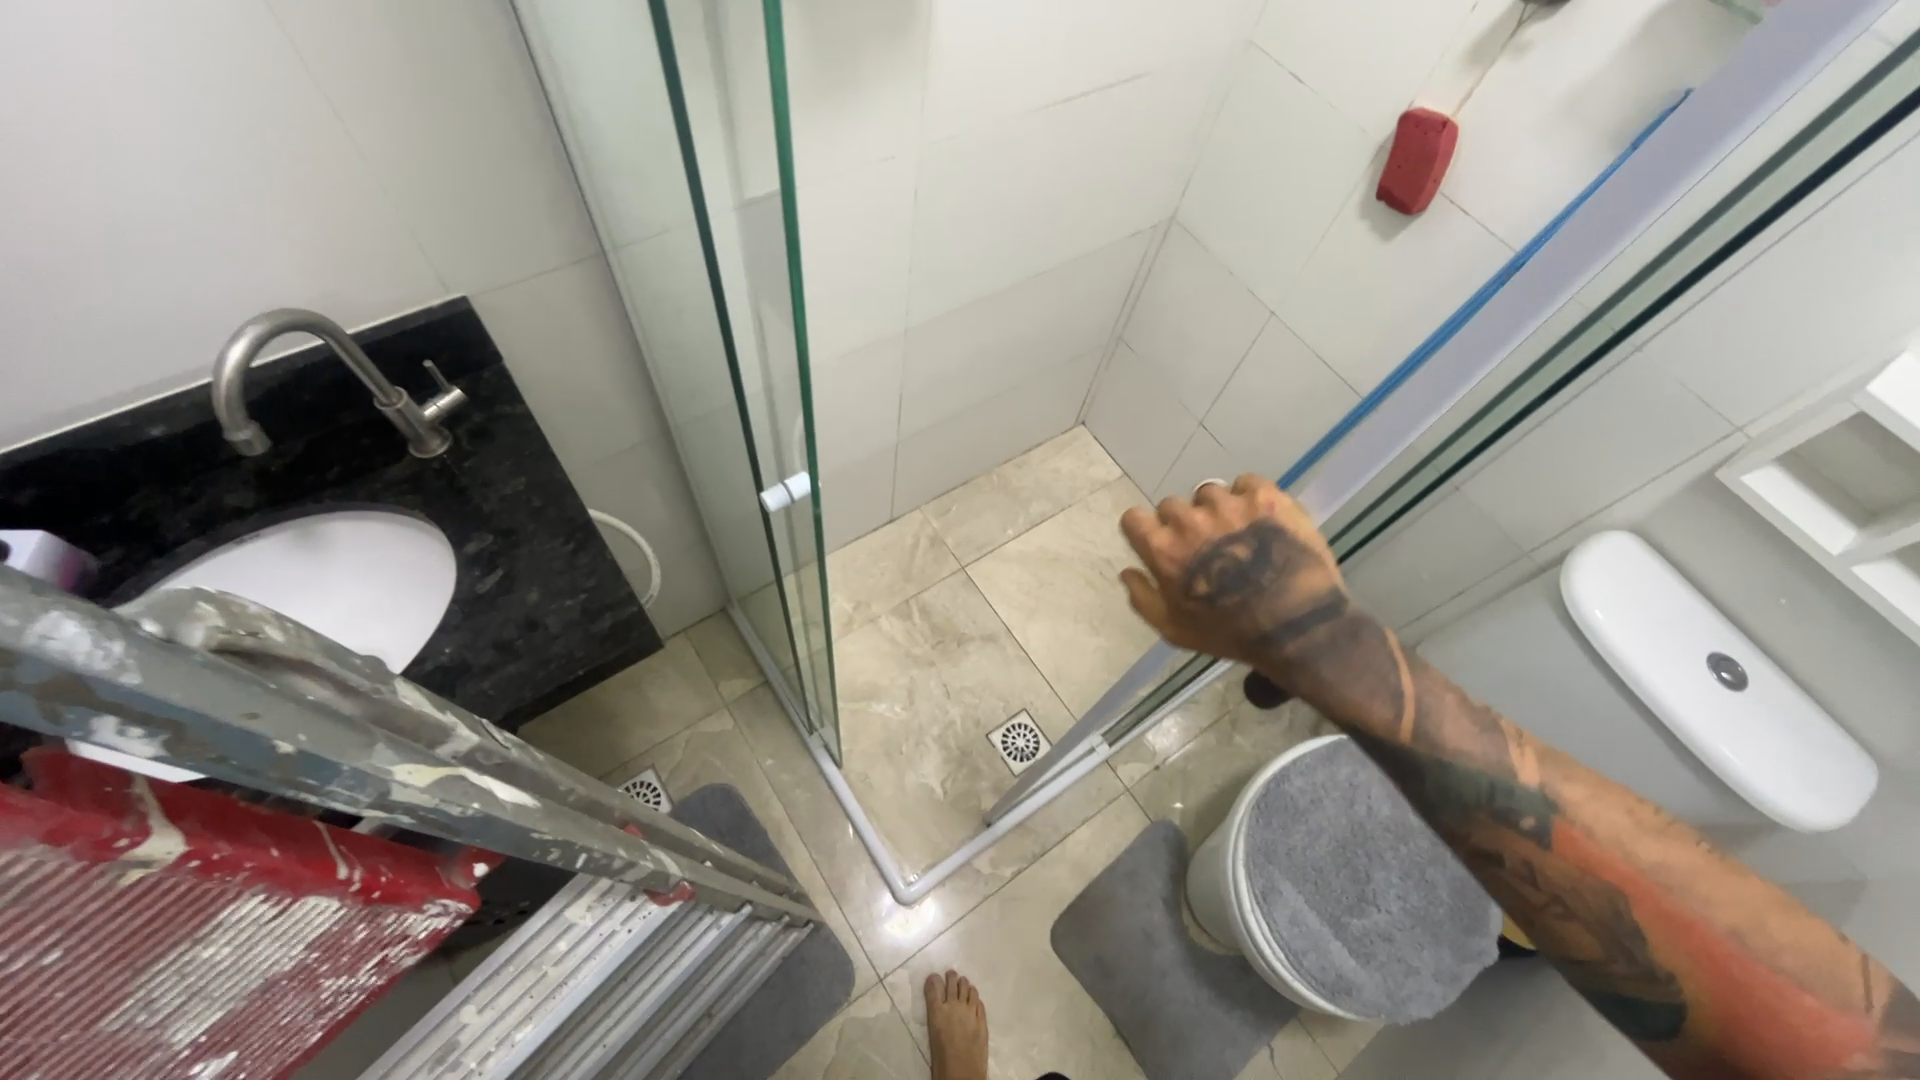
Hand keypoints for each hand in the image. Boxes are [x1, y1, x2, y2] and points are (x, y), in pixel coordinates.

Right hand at [1118, 474, 1352, 674]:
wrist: (1298, 626)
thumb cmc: (1230, 633)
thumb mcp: (1174, 630)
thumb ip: (1143, 598)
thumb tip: (1127, 571)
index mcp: (1163, 549)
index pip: (1134, 518)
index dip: (1145, 530)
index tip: (1159, 543)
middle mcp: (1190, 520)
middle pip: (1171, 506)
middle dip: (1182, 524)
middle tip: (1205, 546)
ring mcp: (1229, 504)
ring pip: (1208, 493)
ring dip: (1215, 510)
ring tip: (1237, 533)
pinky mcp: (1265, 496)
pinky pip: (1245, 482)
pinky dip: (1248, 496)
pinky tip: (1258, 519)